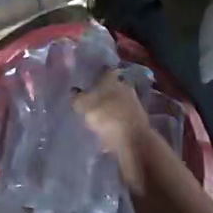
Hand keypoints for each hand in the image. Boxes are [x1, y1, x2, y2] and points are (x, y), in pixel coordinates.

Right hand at [72, 66, 157, 188]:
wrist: (134, 141)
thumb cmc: (106, 116)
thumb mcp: (83, 105)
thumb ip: (77, 97)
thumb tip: (74, 90)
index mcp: (112, 79)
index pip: (103, 71)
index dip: (94, 75)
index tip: (86, 80)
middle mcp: (125, 88)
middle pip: (111, 88)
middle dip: (101, 93)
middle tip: (88, 99)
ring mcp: (134, 105)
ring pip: (117, 103)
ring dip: (109, 108)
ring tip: (96, 116)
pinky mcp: (138, 121)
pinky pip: (122, 118)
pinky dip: (114, 122)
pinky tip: (105, 129)